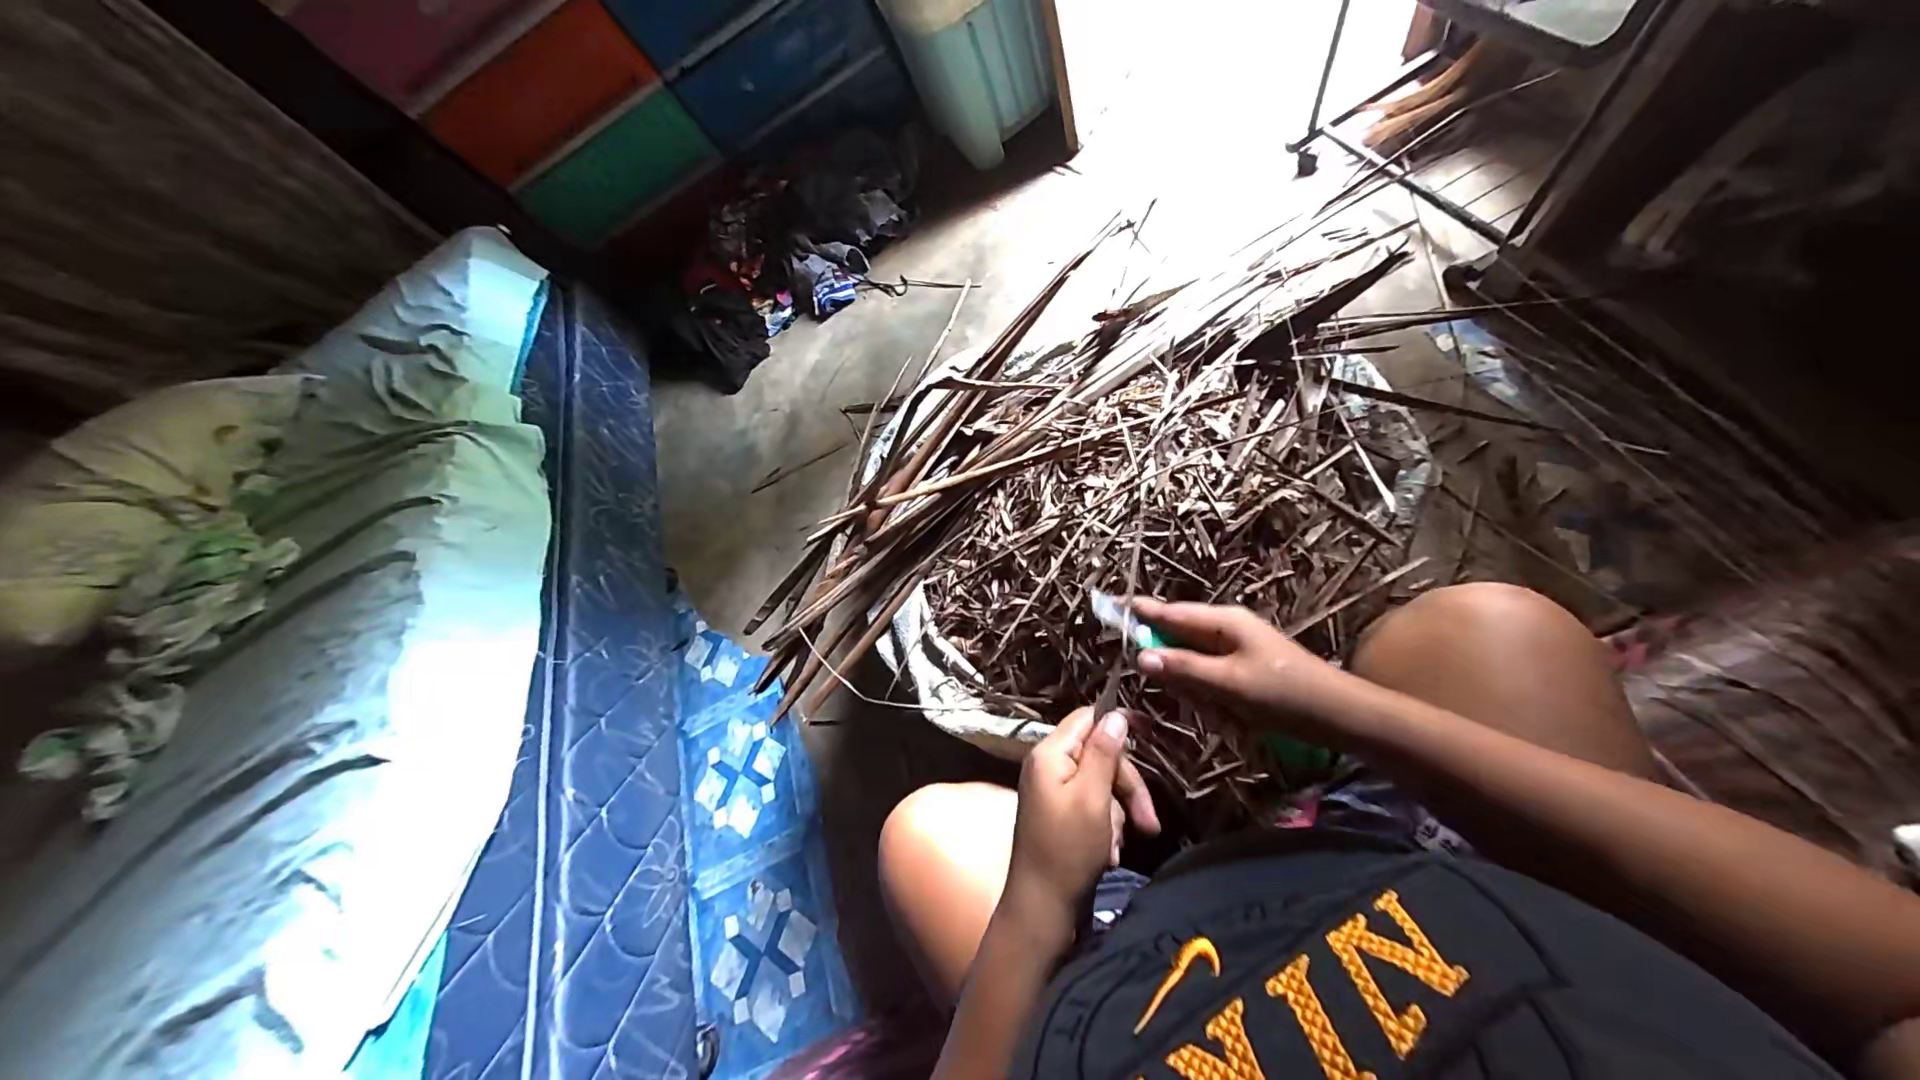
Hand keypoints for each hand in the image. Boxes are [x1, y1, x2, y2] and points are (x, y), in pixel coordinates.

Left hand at [1005, 707, 1160, 934]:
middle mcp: (1049, 765)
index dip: (1117, 724)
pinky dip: (1106, 826)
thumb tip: (1116, 714)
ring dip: (1117, 813)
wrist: (1043, 906)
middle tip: (1148, 822)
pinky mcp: (1062, 813)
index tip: (1150, 733)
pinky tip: (1107, 852)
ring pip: (1102, 784)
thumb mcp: (1092, 798)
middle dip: (1127, 787)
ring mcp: (1054, 790)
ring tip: (1114, 846)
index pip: (1086, 718)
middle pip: (1100, 755)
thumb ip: (1104, 753)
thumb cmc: (1067, 850)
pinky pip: (1094, 805)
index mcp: (1049, 753)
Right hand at [1131, 598, 1351, 738]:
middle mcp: (1226, 627)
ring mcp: (1236, 647)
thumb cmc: (1284, 695)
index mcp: (1223, 621)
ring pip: (1193, 663)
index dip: (1138, 611)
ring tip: (1223, 714)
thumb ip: (1183, 668)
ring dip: (1197, 690)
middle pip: (1178, 639)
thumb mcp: (1229, 684)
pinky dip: (1212, 697)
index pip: (1169, 611)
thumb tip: (1140, 656)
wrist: (1341, 716)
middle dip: (1175, 669)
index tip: (1108, 607)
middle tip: (1193, 698)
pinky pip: (1210, 678)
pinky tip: (1231, 718)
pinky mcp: (1243, 668)